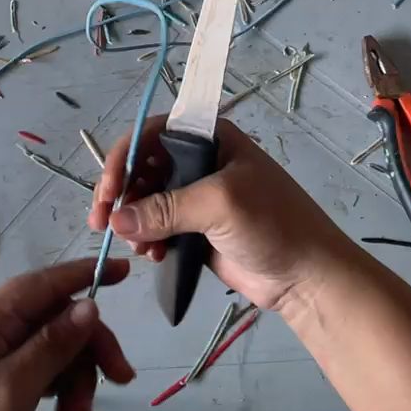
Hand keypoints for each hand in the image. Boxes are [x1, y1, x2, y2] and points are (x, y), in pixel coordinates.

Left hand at [0, 259, 135, 410]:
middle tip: (120, 378)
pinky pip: (43, 370)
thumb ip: (53, 345)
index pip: (44, 282)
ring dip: (76, 377)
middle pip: (56, 318)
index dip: (85, 273)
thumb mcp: (13, 391)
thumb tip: (89, 304)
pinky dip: (61, 390)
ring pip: (55, 347)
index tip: (125, 269)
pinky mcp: (0, 380)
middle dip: (89, 347)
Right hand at [87, 117, 356, 310]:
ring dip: (132, 221)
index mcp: (209, 137)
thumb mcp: (219, 204)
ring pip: (145, 200)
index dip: (123, 156)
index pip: (151, 133)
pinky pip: (157, 228)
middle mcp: (198, 161)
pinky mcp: (194, 230)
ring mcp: (196, 197)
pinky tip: (150, 256)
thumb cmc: (272, 222)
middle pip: (142, 166)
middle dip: (120, 193)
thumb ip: (166, 208)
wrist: (309, 277)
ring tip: (137, 247)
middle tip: (102, 223)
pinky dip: (146, 240)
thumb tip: (116, 221)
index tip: (107, 191)